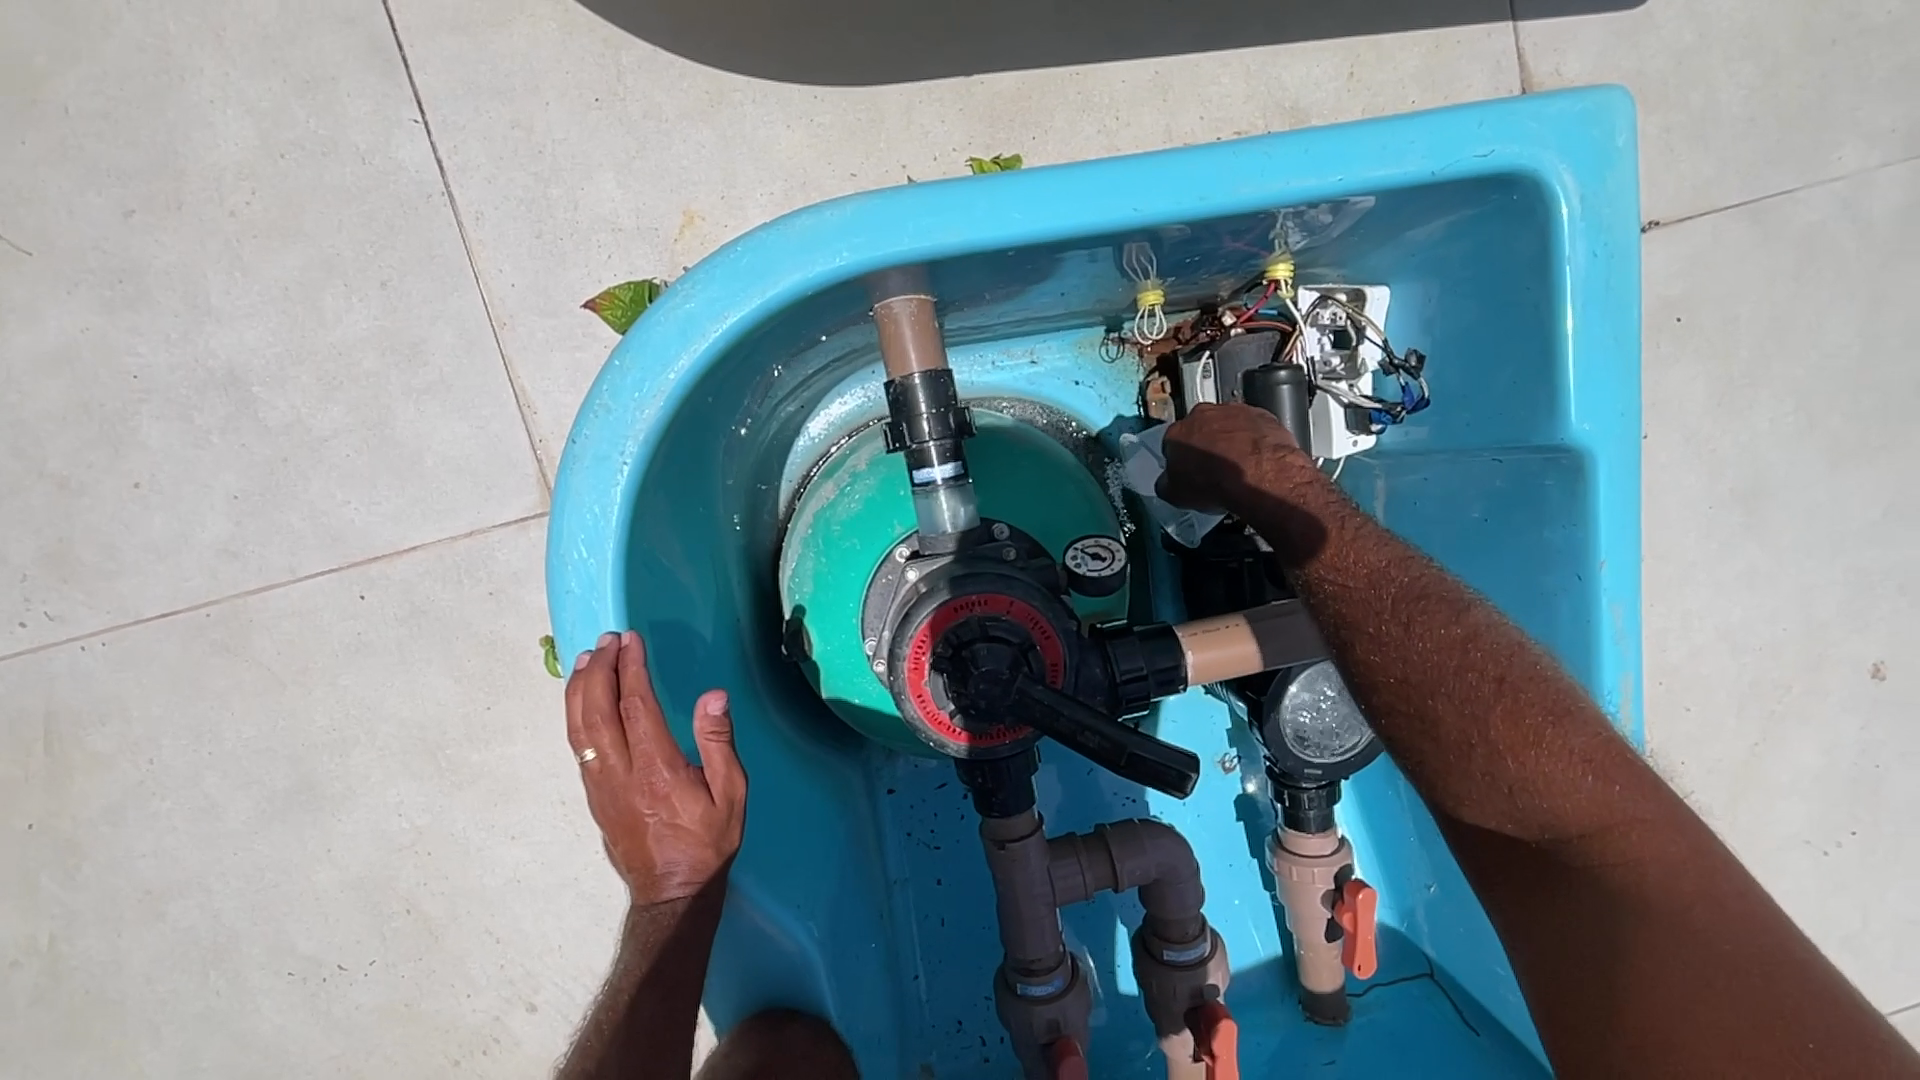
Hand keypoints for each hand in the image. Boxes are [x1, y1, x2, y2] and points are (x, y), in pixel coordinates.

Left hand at [565, 631, 746, 905]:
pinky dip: (576, 713)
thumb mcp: (730, 793)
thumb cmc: (708, 841)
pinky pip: (578, 745)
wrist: (672, 893)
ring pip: (578, 728)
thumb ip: (719, 743)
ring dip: (581, 689)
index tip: (631, 640)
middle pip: (596, 711)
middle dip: (599, 670)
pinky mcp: (593, 795)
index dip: (631, 669)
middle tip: (606, 640)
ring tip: (589, 658)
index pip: (636, 706)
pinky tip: (583, 699)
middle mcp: (620, 773)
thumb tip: (713, 696)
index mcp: (656, 769)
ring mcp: (600, 785)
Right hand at [1157, 402, 1310, 511]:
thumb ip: (1167, 484)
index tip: (1187, 472)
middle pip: (1199, 428)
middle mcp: (1201, 416)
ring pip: (1227, 424)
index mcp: (1176, 433)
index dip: (1180, 459)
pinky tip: (1257, 460)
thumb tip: (1168, 485)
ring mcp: (1232, 412)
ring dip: (1230, 440)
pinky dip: (1254, 439)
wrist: (1258, 475)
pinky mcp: (1260, 414)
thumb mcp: (1176, 496)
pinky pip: (1253, 425)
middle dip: (1205, 444)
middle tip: (1213, 469)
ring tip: (1238, 466)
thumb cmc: (1218, 482)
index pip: (1172, 443)